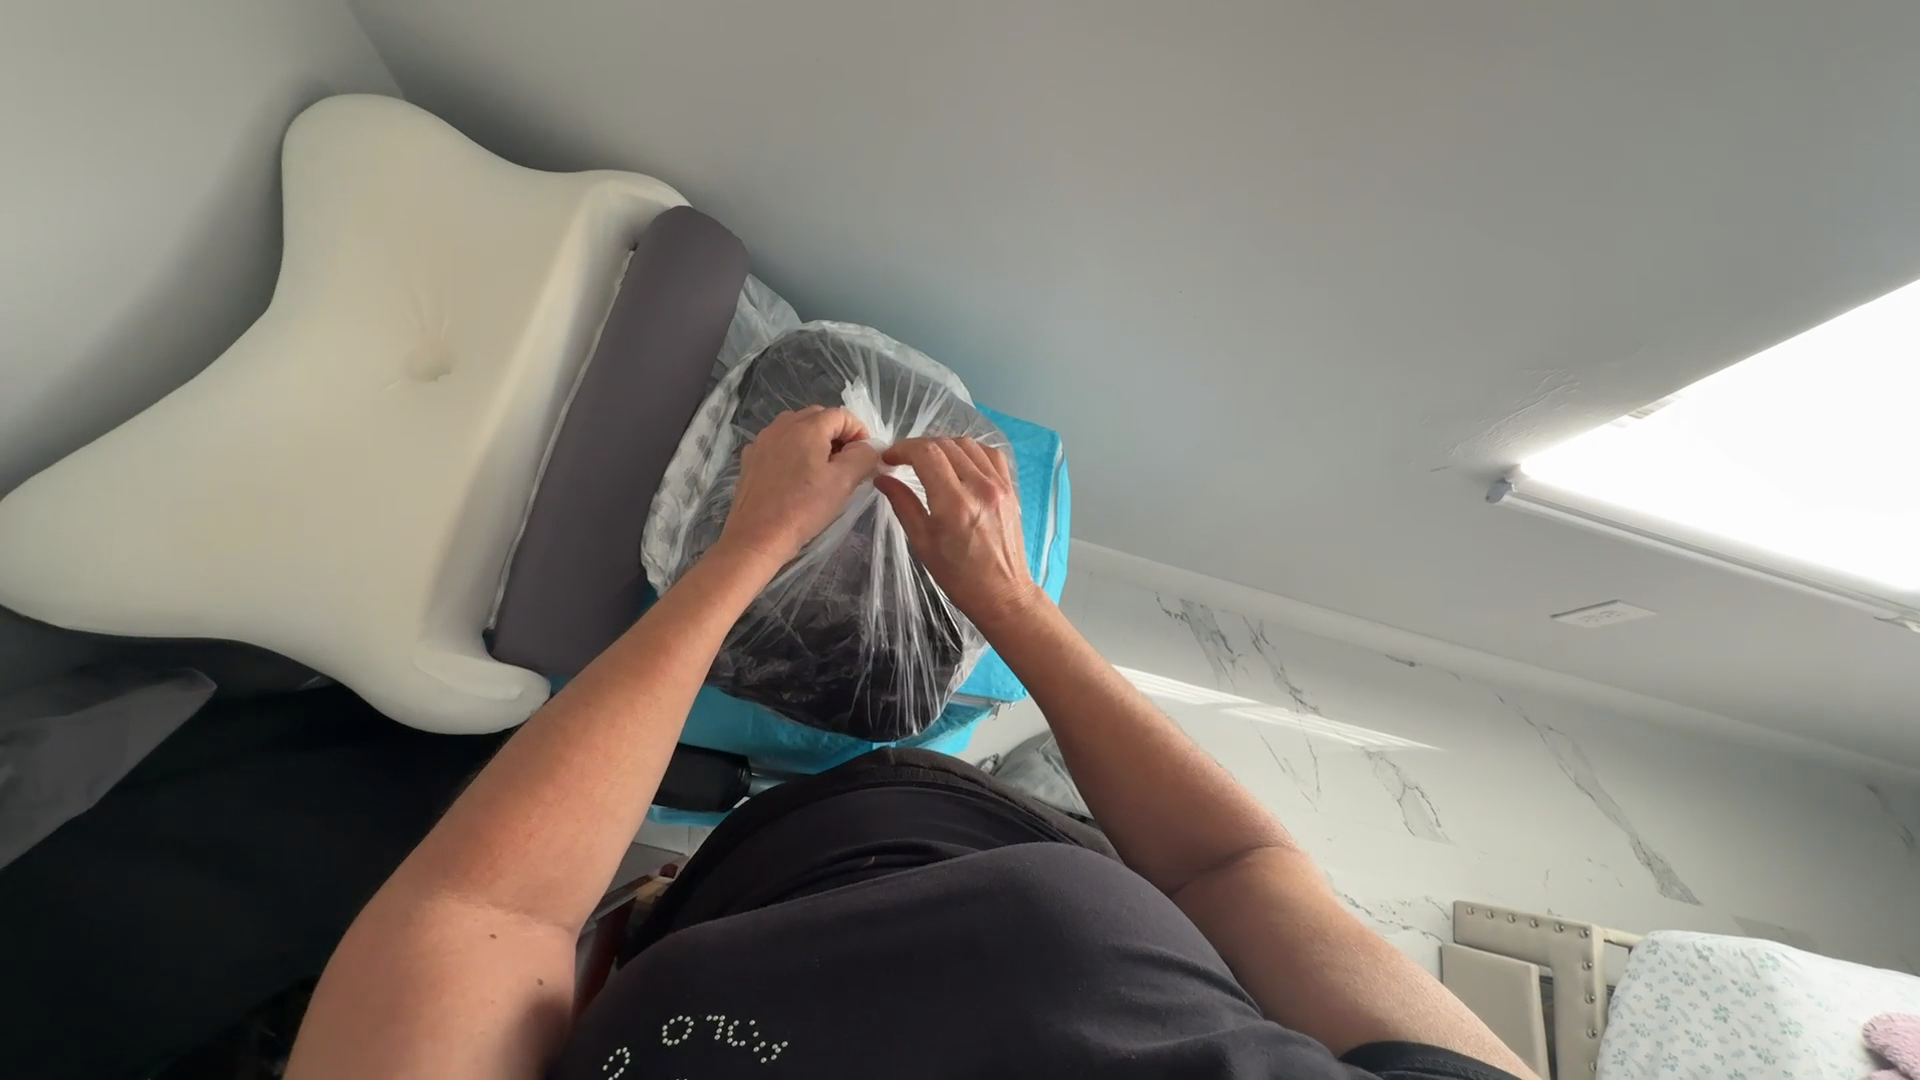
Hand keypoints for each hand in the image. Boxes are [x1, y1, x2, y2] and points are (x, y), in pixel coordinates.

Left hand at [718, 406, 881, 566]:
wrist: (757, 537)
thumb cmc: (804, 508)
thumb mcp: (843, 482)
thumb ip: (863, 457)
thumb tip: (870, 447)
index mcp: (806, 428)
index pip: (841, 415)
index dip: (859, 432)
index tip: (865, 458)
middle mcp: (781, 426)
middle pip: (817, 418)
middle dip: (837, 436)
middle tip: (847, 465)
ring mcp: (762, 442)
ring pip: (796, 430)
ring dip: (815, 443)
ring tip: (822, 472)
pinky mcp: (750, 460)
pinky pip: (778, 445)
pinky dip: (793, 453)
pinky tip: (796, 479)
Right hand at [875, 437, 1046, 630]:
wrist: (1002, 592)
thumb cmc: (958, 575)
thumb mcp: (922, 543)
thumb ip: (903, 504)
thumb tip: (882, 478)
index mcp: (954, 504)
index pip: (926, 454)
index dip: (903, 449)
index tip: (890, 459)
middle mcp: (980, 488)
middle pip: (945, 444)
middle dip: (919, 447)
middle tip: (905, 461)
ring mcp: (999, 486)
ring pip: (968, 444)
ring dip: (943, 446)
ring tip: (929, 461)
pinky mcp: (1010, 489)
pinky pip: (990, 454)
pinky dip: (971, 451)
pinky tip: (959, 462)